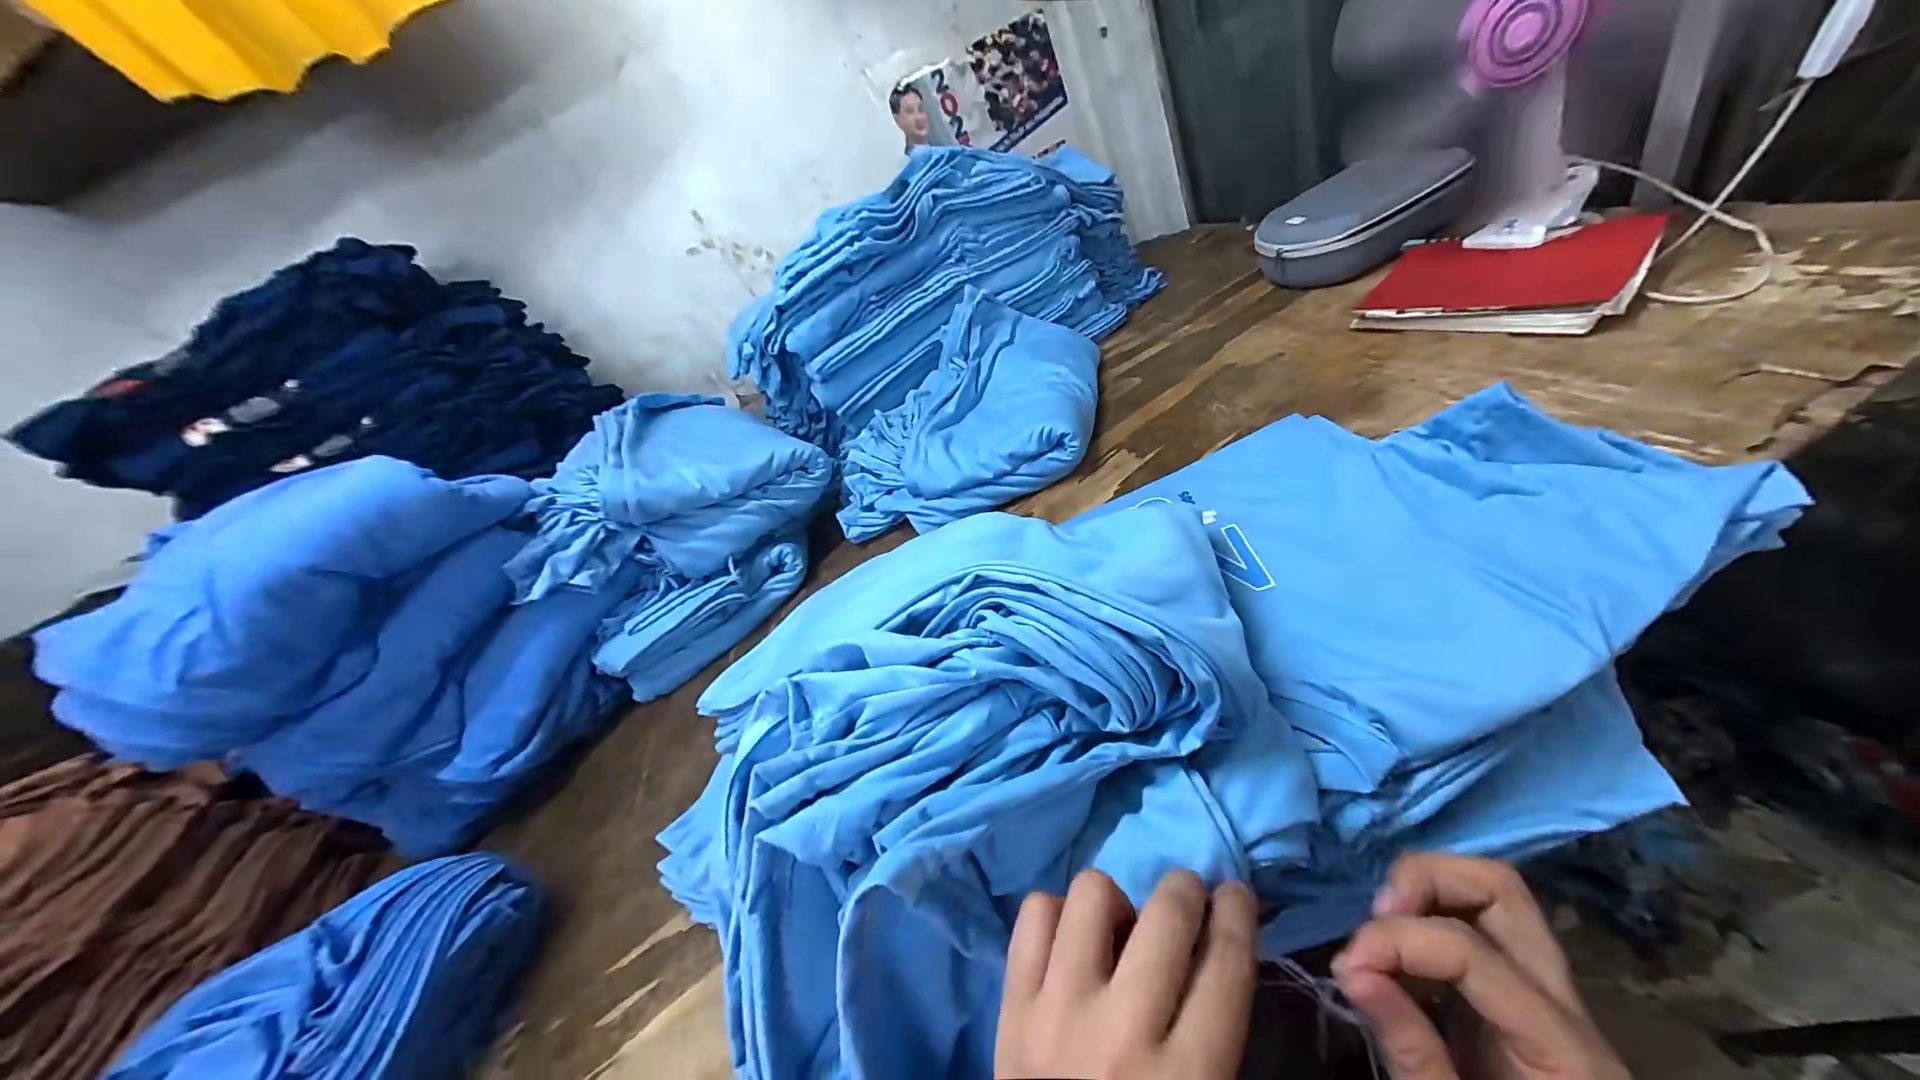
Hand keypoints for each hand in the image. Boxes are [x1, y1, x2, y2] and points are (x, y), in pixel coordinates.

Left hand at [995, 868, 1257, 1079]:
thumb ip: (1216, 1036)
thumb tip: (1217, 950)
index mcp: (1187, 1078)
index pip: (1225, 967)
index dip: (1238, 916)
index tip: (1237, 893)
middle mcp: (1122, 1032)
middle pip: (1166, 918)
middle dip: (1187, 889)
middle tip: (1188, 893)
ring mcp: (1058, 1010)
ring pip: (1092, 895)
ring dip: (1118, 899)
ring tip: (1122, 928)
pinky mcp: (1012, 1004)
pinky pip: (1034, 916)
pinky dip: (1057, 913)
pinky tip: (1072, 939)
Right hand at [1331, 854, 1629, 1079]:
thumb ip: (1410, 1051)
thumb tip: (1349, 969)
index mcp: (1564, 1047)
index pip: (1471, 948)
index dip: (1396, 940)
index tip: (1346, 968)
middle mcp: (1566, 1005)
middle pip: (1499, 890)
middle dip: (1424, 881)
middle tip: (1375, 914)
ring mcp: (1547, 997)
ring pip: (1488, 894)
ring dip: (1423, 893)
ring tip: (1381, 934)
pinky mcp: (1516, 1000)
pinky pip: (1473, 925)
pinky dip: (1423, 920)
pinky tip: (1395, 961)